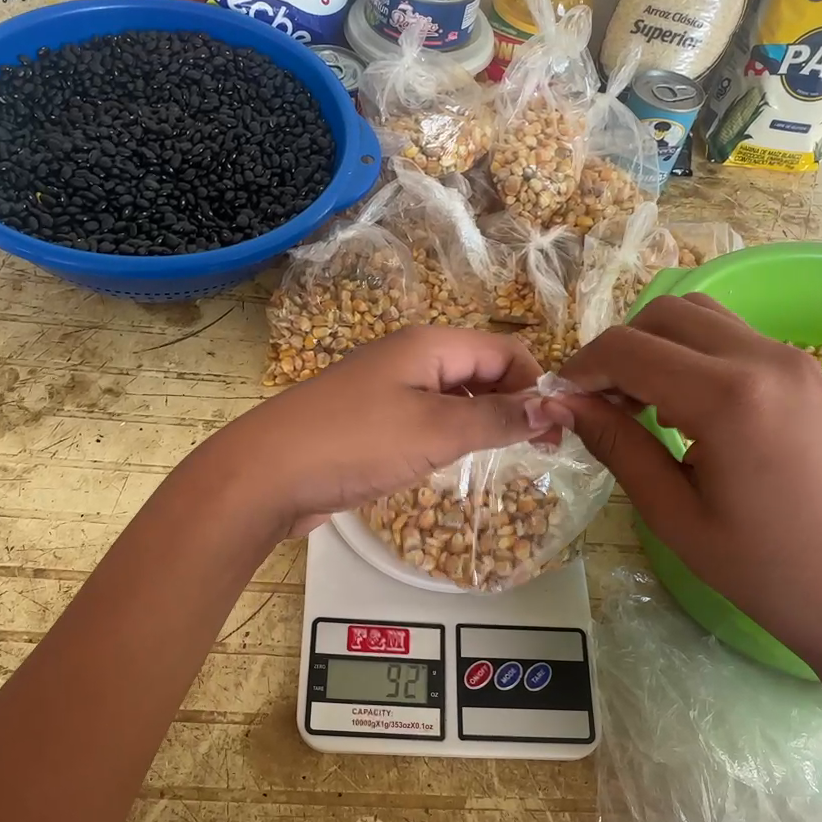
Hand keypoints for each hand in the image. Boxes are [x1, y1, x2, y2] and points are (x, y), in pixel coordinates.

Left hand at [202, 326, 556, 537]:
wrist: (266, 474)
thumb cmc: (356, 444)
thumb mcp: (436, 430)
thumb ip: (497, 418)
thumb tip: (551, 406)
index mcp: (429, 346)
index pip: (504, 351)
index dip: (536, 385)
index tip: (556, 434)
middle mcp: (408, 359)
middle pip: (479, 372)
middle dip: (512, 405)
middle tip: (537, 453)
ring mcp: (384, 391)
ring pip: (451, 399)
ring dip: (480, 423)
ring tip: (502, 461)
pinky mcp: (367, 425)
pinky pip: (422, 422)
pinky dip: (445, 438)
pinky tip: (449, 465)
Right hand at [553, 294, 821, 679]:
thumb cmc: (763, 570)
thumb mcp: (672, 514)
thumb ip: (616, 445)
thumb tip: (563, 405)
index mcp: (728, 397)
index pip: (628, 349)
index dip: (580, 369)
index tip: (557, 405)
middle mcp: (763, 358)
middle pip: (662, 315)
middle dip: (615, 351)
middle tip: (595, 405)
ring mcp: (790, 359)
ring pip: (696, 315)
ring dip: (652, 346)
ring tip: (633, 404)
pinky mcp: (802, 372)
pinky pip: (727, 337)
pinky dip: (687, 353)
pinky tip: (677, 407)